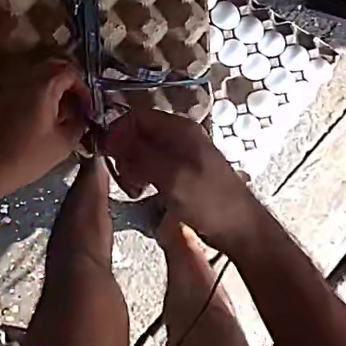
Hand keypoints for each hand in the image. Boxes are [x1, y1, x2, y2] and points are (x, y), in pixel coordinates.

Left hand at [0, 61, 88, 199]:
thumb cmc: (25, 156)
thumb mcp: (62, 144)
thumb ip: (79, 125)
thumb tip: (83, 118)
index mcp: (43, 87)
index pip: (69, 71)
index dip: (83, 88)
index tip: (86, 108)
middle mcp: (24, 81)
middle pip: (51, 69)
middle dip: (67, 86)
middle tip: (75, 107)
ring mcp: (7, 90)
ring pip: (35, 80)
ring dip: (51, 92)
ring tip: (59, 117)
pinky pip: (21, 92)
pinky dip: (35, 99)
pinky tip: (37, 123)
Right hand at [103, 108, 270, 253]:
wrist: (240, 229)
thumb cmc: (209, 200)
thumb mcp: (171, 176)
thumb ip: (140, 154)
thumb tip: (110, 137)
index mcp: (180, 129)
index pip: (137, 117)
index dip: (118, 131)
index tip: (105, 153)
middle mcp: (180, 137)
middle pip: (139, 133)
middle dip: (124, 152)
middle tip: (124, 177)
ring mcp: (182, 155)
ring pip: (144, 151)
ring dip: (133, 167)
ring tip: (133, 188)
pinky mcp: (182, 173)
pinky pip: (153, 167)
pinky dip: (143, 177)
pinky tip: (143, 192)